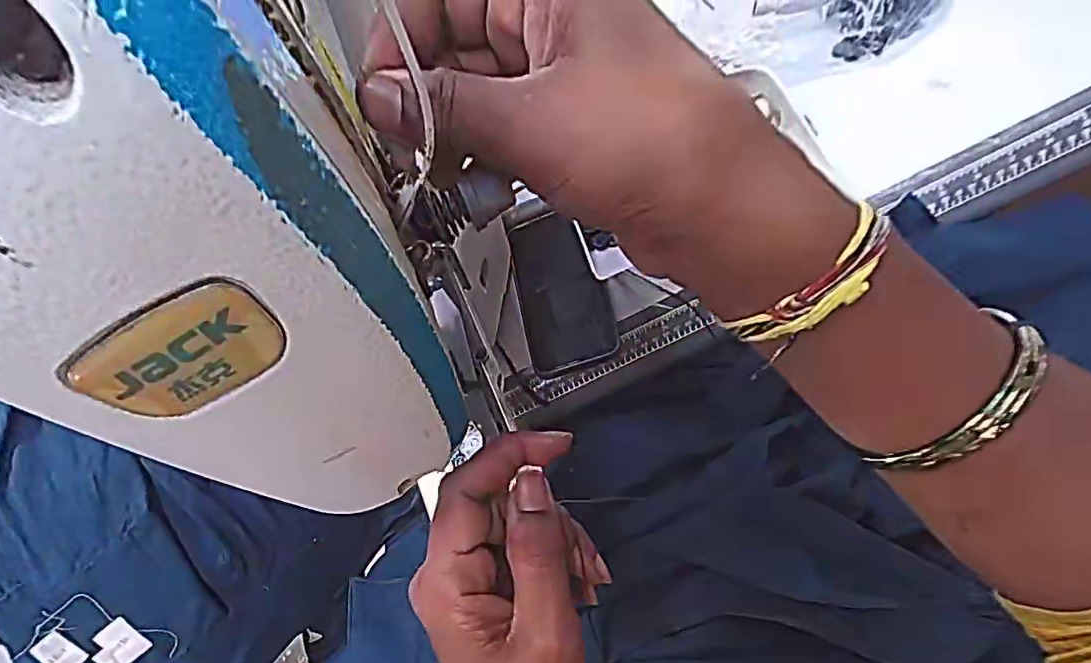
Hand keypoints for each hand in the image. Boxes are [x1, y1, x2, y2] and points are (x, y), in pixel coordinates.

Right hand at [357, 0, 851, 311]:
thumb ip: (447, 108)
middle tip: (411, 146)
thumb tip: (386, 98)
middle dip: (429, 102)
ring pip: (479, 100)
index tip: (382, 94)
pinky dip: (485, 163)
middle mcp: (551, 27)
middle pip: (457, 49)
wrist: (707, 206)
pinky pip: (505, 137)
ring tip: (446, 173)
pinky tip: (479, 186)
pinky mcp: (566, 133)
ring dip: (456, 139)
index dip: (403, 43)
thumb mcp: (528, 118)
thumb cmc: (653, 139)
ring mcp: (559, 83)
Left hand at [409, 432, 602, 662]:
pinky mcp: (479, 586)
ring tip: (584, 582)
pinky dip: (552, 555)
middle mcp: (442, 572)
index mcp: (445, 581)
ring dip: (558, 540)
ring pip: (512, 521)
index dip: (509, 456)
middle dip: (549, 520)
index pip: (465, 491)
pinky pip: (517, 545)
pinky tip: (575, 585)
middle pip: (495, 504)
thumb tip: (532, 483)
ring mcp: (459, 578)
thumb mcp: (547, 627)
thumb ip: (539, 550)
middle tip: (586, 561)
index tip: (557, 444)